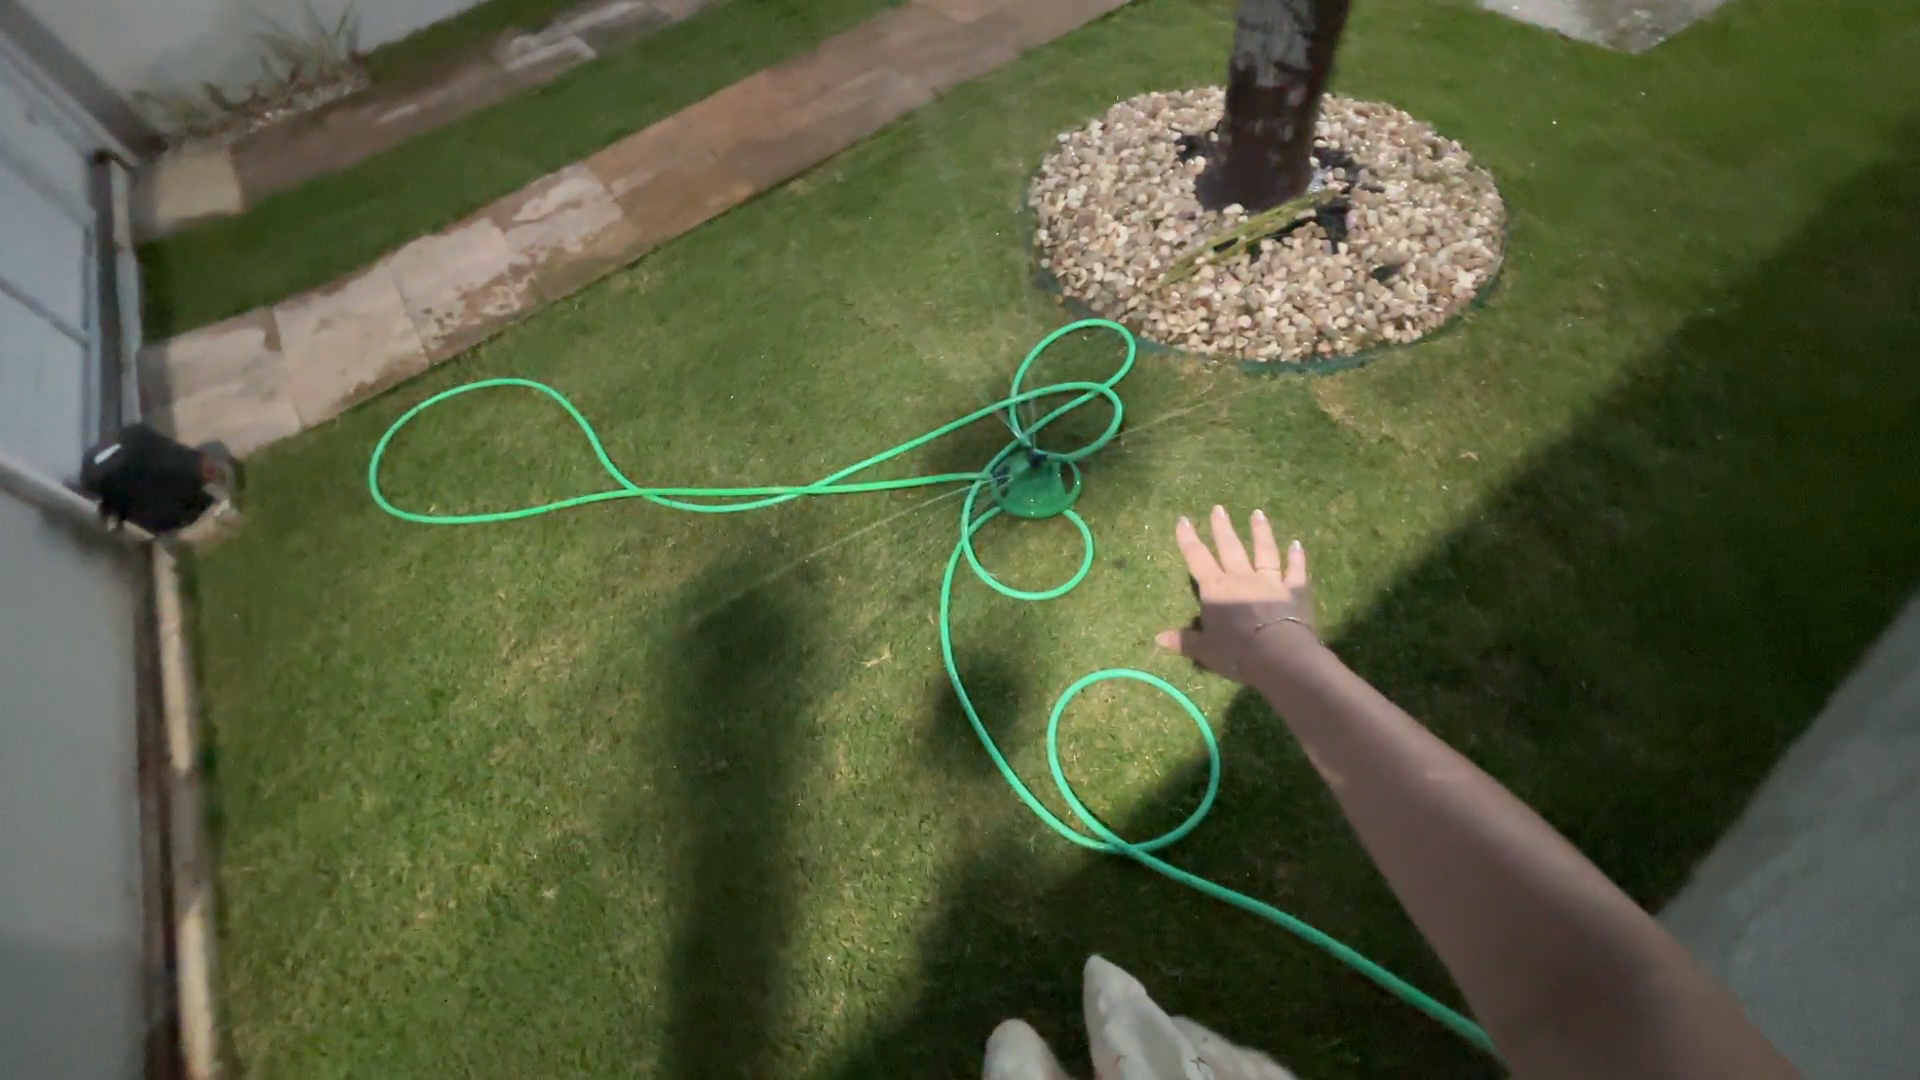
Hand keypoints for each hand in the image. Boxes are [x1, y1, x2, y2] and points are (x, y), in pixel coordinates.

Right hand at [1155, 506, 1315, 681]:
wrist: (1279, 656)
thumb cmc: (1236, 652)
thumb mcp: (1204, 650)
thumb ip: (1183, 640)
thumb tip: (1157, 638)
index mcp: (1215, 590)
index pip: (1197, 559)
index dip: (1188, 539)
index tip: (1183, 519)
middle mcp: (1241, 578)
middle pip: (1230, 548)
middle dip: (1222, 528)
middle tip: (1218, 508)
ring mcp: (1270, 582)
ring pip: (1264, 552)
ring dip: (1261, 532)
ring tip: (1258, 514)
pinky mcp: (1294, 591)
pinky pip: (1295, 571)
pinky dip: (1297, 558)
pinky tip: (1297, 544)